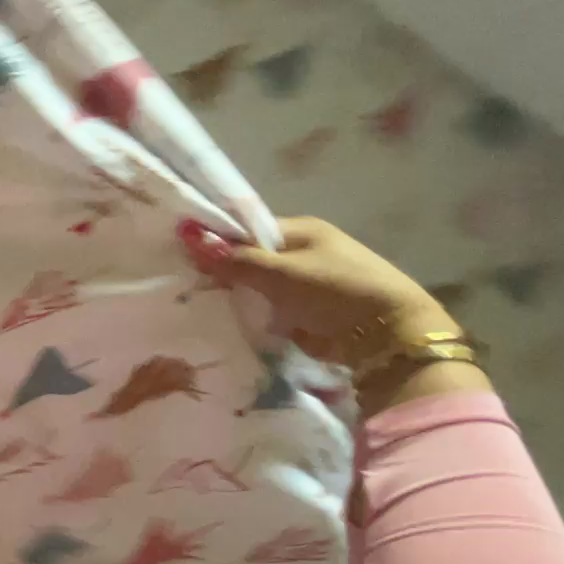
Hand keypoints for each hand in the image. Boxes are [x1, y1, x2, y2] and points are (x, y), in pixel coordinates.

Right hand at [180, 216, 491, 410]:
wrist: (380, 333)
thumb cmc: (333, 290)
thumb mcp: (281, 273)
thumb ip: (235, 259)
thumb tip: (189, 236)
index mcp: (300, 231)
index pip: (246, 231)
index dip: (216, 242)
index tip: (183, 259)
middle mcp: (299, 252)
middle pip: (246, 258)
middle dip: (219, 272)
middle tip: (185, 287)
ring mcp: (299, 282)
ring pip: (251, 285)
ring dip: (231, 296)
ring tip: (196, 306)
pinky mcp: (297, 309)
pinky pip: (261, 307)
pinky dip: (245, 313)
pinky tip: (221, 321)